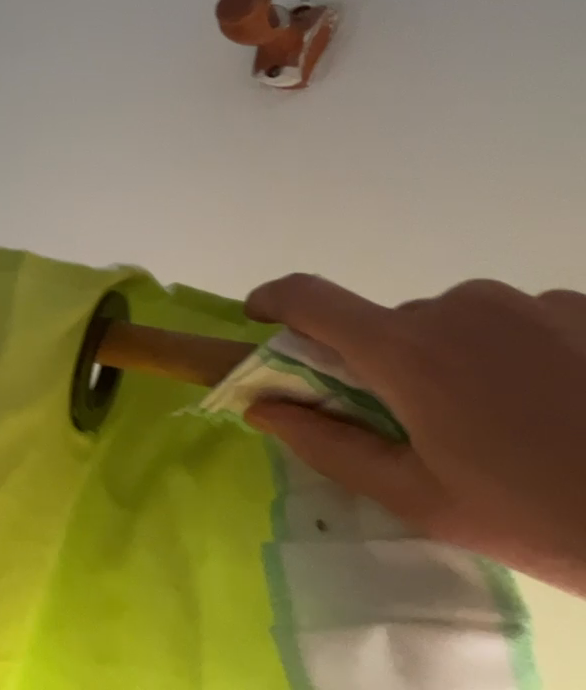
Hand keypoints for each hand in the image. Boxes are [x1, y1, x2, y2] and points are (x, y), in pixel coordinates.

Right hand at [244, 274, 585, 593]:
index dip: (273, 302)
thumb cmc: (552, 519)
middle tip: (432, 426)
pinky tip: (570, 406)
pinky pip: (526, 322)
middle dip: (392, 365)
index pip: (307, 297)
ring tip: (520, 423)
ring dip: (463, 359)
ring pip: (460, 323)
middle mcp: (459, 309)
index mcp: (406, 351)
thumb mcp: (426, 502)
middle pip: (391, 324)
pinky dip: (524, 355)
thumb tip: (262, 406)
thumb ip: (329, 445)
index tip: (265, 323)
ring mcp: (534, 305)